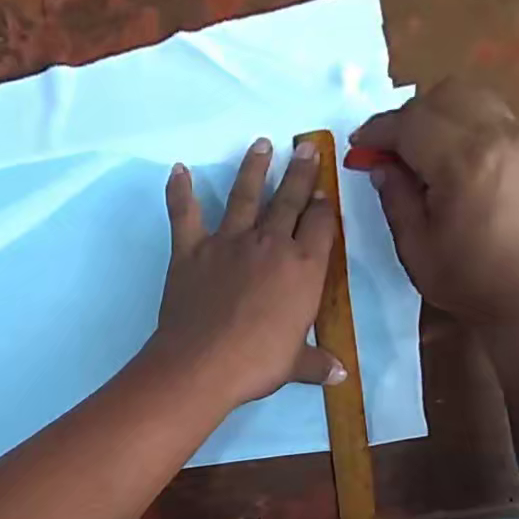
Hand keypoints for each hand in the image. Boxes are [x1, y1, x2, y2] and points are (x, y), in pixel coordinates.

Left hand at [144, 137, 344, 407]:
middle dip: (301, 172)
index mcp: (304, 268)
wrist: (203, 364)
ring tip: (262, 144)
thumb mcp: (295, 365)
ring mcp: (229, 243)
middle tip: (307, 147)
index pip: (320, 225)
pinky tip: (178, 170)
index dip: (324, 206)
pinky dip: (180, 192)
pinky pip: (185, 214)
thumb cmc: (257, 364)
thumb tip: (341, 374)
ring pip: (245, 195)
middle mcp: (270, 245)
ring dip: (254, 168)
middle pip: (289, 200)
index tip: (325, 192)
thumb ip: (317, 363)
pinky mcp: (191, 250)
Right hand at [350, 79, 518, 325]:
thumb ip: (395, 196)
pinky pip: (486, 109)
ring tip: (415, 147)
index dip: (377, 131)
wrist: (517, 290)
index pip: (409, 124)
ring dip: (433, 112)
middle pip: (437, 99)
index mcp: (460, 162)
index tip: (357, 145)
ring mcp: (513, 136)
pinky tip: (446, 149)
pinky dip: (459, 117)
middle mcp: (491, 136)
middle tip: (385, 151)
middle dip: (404, 119)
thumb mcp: (413, 243)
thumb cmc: (460, 275)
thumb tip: (380, 165)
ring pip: (465, 95)